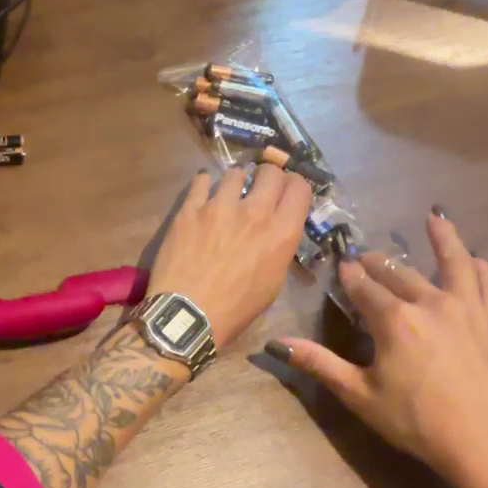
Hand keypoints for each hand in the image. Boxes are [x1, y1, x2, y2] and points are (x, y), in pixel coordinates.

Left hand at [147, 165, 312, 349]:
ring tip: (228, 194)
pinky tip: (203, 194)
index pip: (300, 188)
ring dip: (236, 181)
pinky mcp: (189, 210)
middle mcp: (255, 212)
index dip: (294, 187)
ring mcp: (219, 207)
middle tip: (259, 189)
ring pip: (235, 172)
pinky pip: (200, 181)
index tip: (286, 194)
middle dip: (268, 177)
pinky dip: (204, 185)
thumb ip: (278, 248)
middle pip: (271, 172)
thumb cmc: (234, 310)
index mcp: (281, 233)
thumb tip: (276, 231)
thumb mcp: (272, 284)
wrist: (187, 316)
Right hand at [268, 213, 487, 487]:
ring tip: (434, 219)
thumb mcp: (359, 395)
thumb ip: (319, 363)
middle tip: (365, 255)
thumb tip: (276, 344)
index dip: (350, 275)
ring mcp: (468, 308)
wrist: (486, 442)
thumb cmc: (415, 421)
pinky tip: (475, 260)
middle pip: (400, 272)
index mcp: (395, 320)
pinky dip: (478, 266)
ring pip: (452, 263)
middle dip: (379, 262)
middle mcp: (432, 302)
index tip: (341, 264)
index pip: (365, 287)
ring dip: (442, 239)